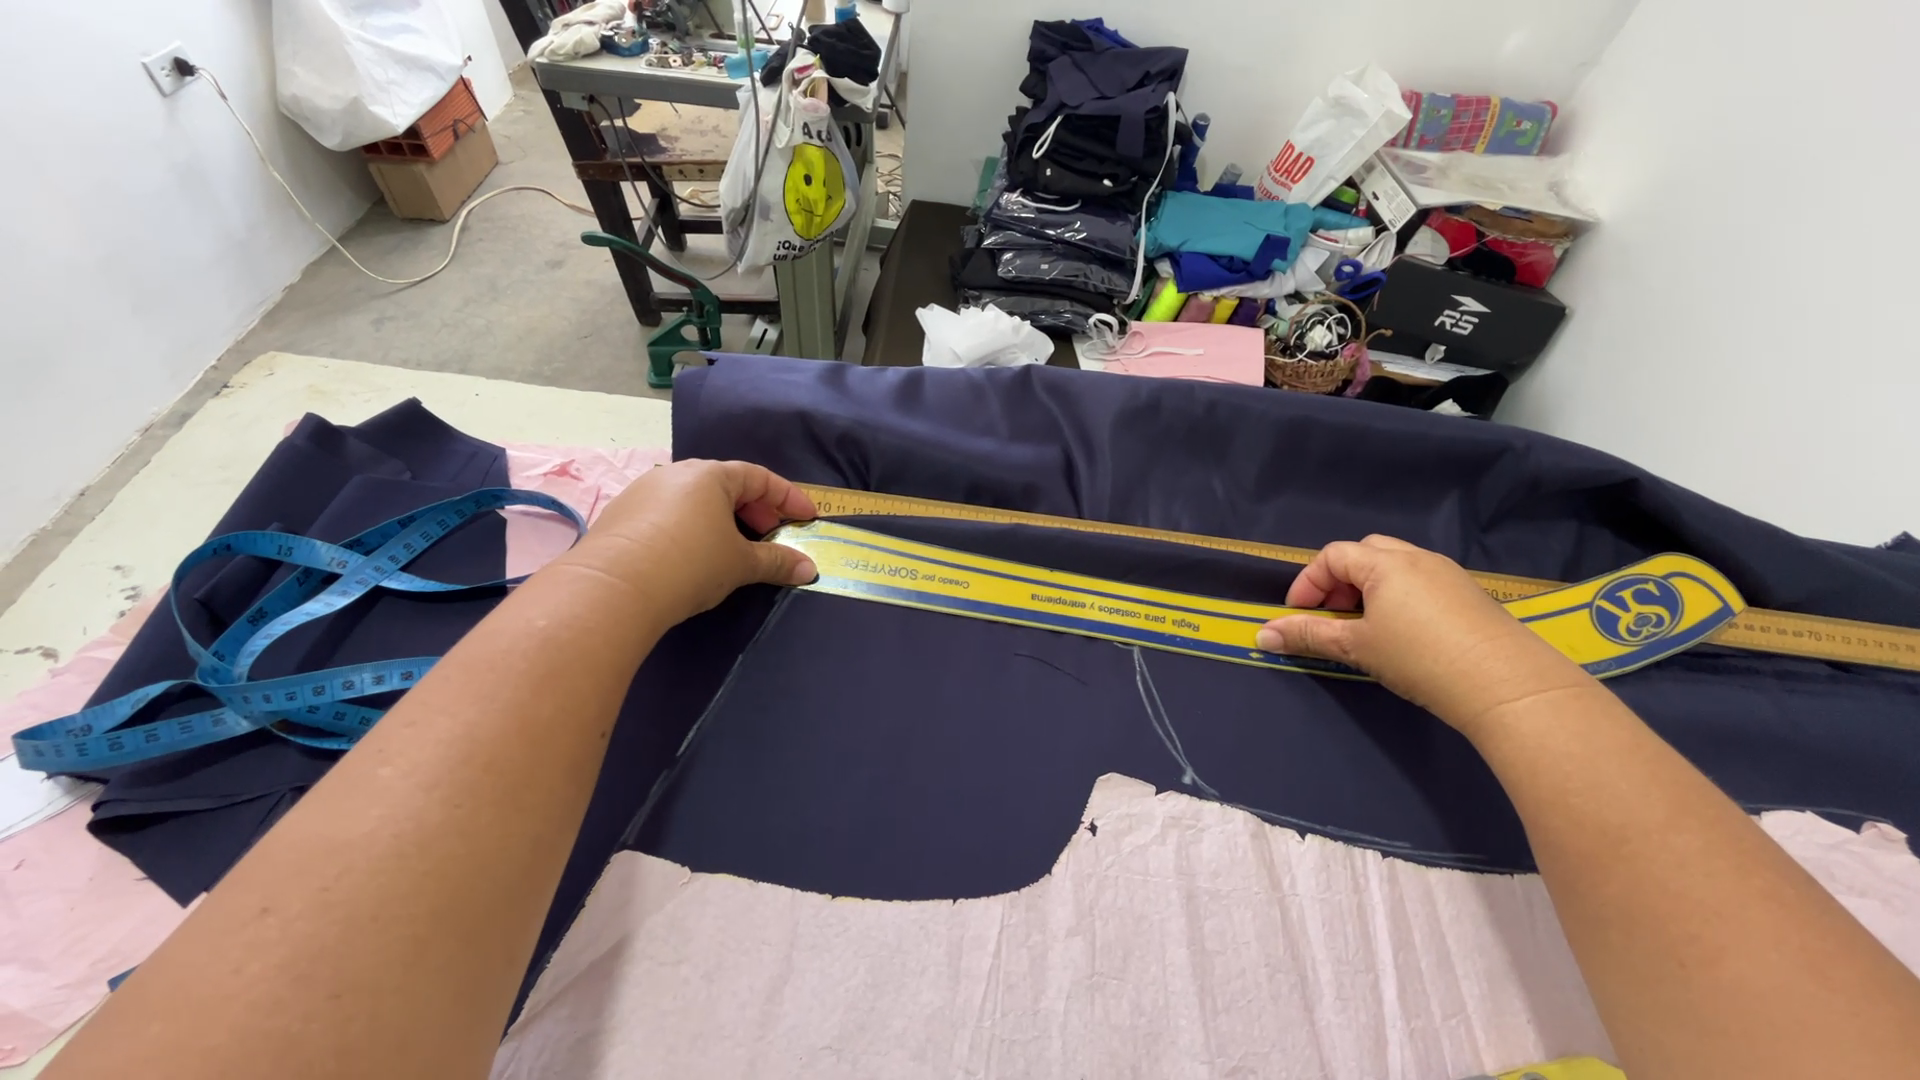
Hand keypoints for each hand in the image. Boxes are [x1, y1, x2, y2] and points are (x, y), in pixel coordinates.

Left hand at [555, 459, 817, 625]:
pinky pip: (668, 515)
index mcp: (710, 476)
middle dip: (754, 510)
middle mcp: (676, 474)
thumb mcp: (741, 564)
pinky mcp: (621, 515)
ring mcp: (644, 492)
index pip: (759, 477)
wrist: (614, 587)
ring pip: (694, 500)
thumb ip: (776, 562)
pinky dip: (691, 529)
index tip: (807, 518)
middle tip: (770, 536)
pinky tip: (692, 557)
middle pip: (726, 485)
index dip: (788, 497)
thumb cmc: (691, 563)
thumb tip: (808, 569)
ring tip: (732, 548)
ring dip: (720, 520)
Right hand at [1255, 535, 1597, 739]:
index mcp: (1386, 563)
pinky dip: (1399, 598)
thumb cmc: (1419, 658)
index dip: (1308, 582)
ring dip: (1370, 588)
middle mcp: (1418, 558)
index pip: (1333, 556)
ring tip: (1365, 626)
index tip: (1298, 615)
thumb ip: (1309, 635)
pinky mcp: (1471, 596)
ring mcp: (1449, 575)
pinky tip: (1402, 634)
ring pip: (1396, 567)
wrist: (1506, 685)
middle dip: (1340, 579)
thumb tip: (1263, 634)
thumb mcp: (1357, 647)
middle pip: (1366, 552)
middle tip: (1333, 614)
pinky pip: (1421, 583)